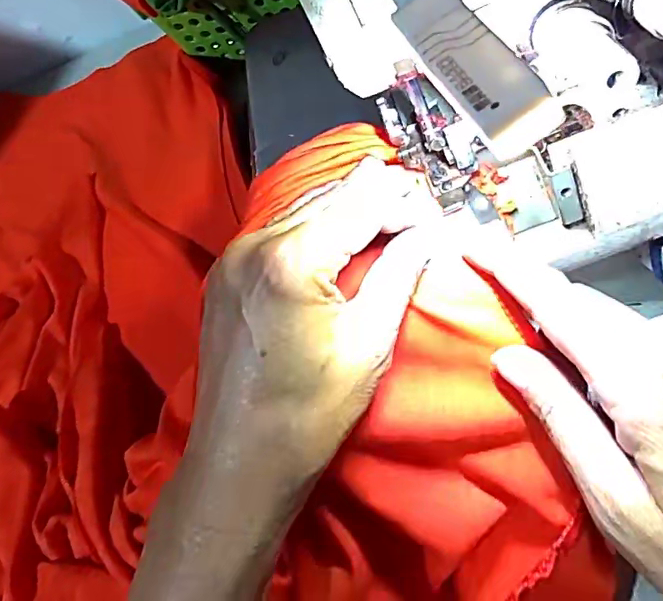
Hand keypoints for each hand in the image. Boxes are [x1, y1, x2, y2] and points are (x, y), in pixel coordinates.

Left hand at [133, 158, 442, 600]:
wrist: (234, 467)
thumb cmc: (307, 416)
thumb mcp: (369, 344)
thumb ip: (400, 274)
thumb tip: (427, 232)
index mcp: (292, 261)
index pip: (363, 203)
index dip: (404, 203)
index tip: (435, 215)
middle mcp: (256, 244)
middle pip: (335, 195)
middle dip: (382, 196)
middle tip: (419, 211)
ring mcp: (235, 254)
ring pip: (310, 204)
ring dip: (353, 205)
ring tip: (393, 216)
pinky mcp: (228, 268)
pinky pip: (286, 224)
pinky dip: (323, 221)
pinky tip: (348, 232)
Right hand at [464, 240, 662, 600]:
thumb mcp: (622, 508)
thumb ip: (562, 421)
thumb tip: (509, 356)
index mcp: (645, 383)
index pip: (561, 307)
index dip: (512, 270)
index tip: (473, 244)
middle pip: (586, 305)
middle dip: (535, 293)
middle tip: (487, 290)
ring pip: (613, 319)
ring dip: (568, 319)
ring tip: (526, 329)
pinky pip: (640, 337)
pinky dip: (602, 339)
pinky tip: (586, 365)